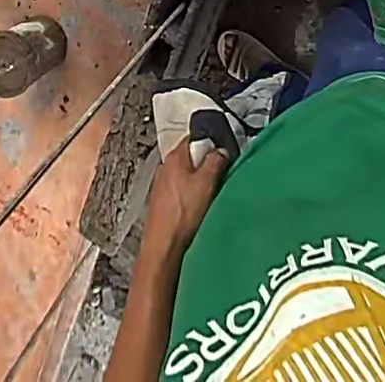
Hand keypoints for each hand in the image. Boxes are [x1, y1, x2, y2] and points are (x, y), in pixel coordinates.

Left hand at [144, 139, 227, 256]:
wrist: (163, 246)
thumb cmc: (182, 214)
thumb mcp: (206, 183)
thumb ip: (215, 161)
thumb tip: (221, 150)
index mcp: (174, 156)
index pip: (194, 137)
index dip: (210, 143)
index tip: (221, 154)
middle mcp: (165, 167)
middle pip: (191, 156)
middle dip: (205, 165)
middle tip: (217, 177)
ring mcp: (162, 184)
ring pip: (186, 174)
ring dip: (198, 182)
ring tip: (208, 196)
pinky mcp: (162, 201)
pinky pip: (180, 190)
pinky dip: (189, 195)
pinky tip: (196, 209)